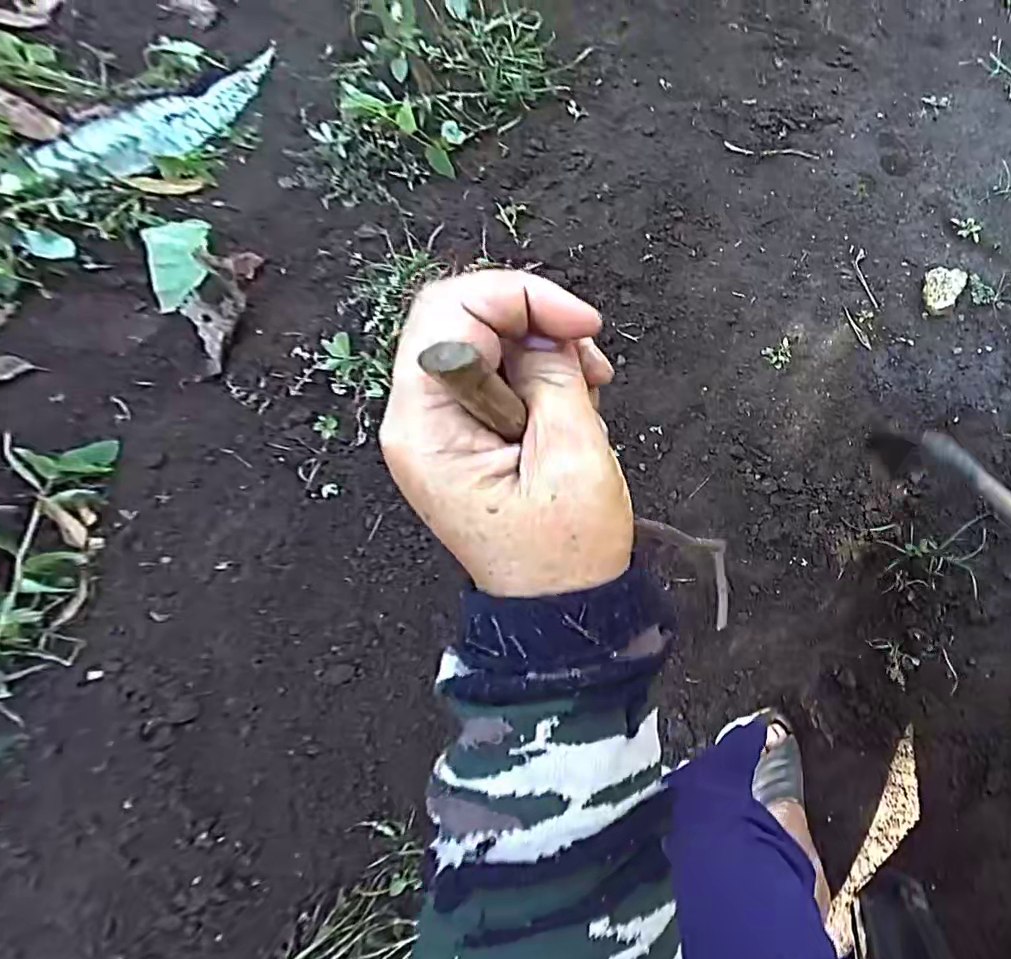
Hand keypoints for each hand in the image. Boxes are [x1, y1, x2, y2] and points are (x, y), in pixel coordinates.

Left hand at [380, 270, 631, 596]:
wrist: (562, 607)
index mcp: (427, 428)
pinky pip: (497, 381)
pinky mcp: (467, 439)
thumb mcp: (575, 458)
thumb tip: (550, 331)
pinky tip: (574, 403)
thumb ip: (557, 380)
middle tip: (590, 355)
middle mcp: (419, 422)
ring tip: (591, 386)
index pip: (452, 313)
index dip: (523, 299)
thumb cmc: (567, 554)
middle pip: (462, 322)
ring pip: (483, 346)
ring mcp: (441, 431)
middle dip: (534, 322)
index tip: (583, 323)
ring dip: (542, 351)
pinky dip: (540, 378)